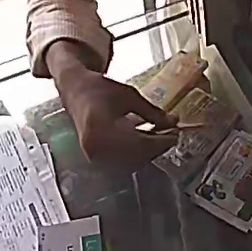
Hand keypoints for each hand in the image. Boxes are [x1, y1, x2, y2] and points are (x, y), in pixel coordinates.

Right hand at [46, 40, 177, 166]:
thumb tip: (173, 122)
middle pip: (138, 156)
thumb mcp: (129, 96)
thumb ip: (152, 112)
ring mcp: (95, 155)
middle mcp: (97, 147)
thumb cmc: (99, 89)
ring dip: (149, 150)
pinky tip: (146, 140)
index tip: (177, 133)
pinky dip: (137, 152)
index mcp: (104, 130)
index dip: (162, 141)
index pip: (142, 144)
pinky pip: (122, 160)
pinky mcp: (96, 158)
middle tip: (172, 134)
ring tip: (161, 136)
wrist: (74, 90)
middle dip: (158, 146)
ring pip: (132, 161)